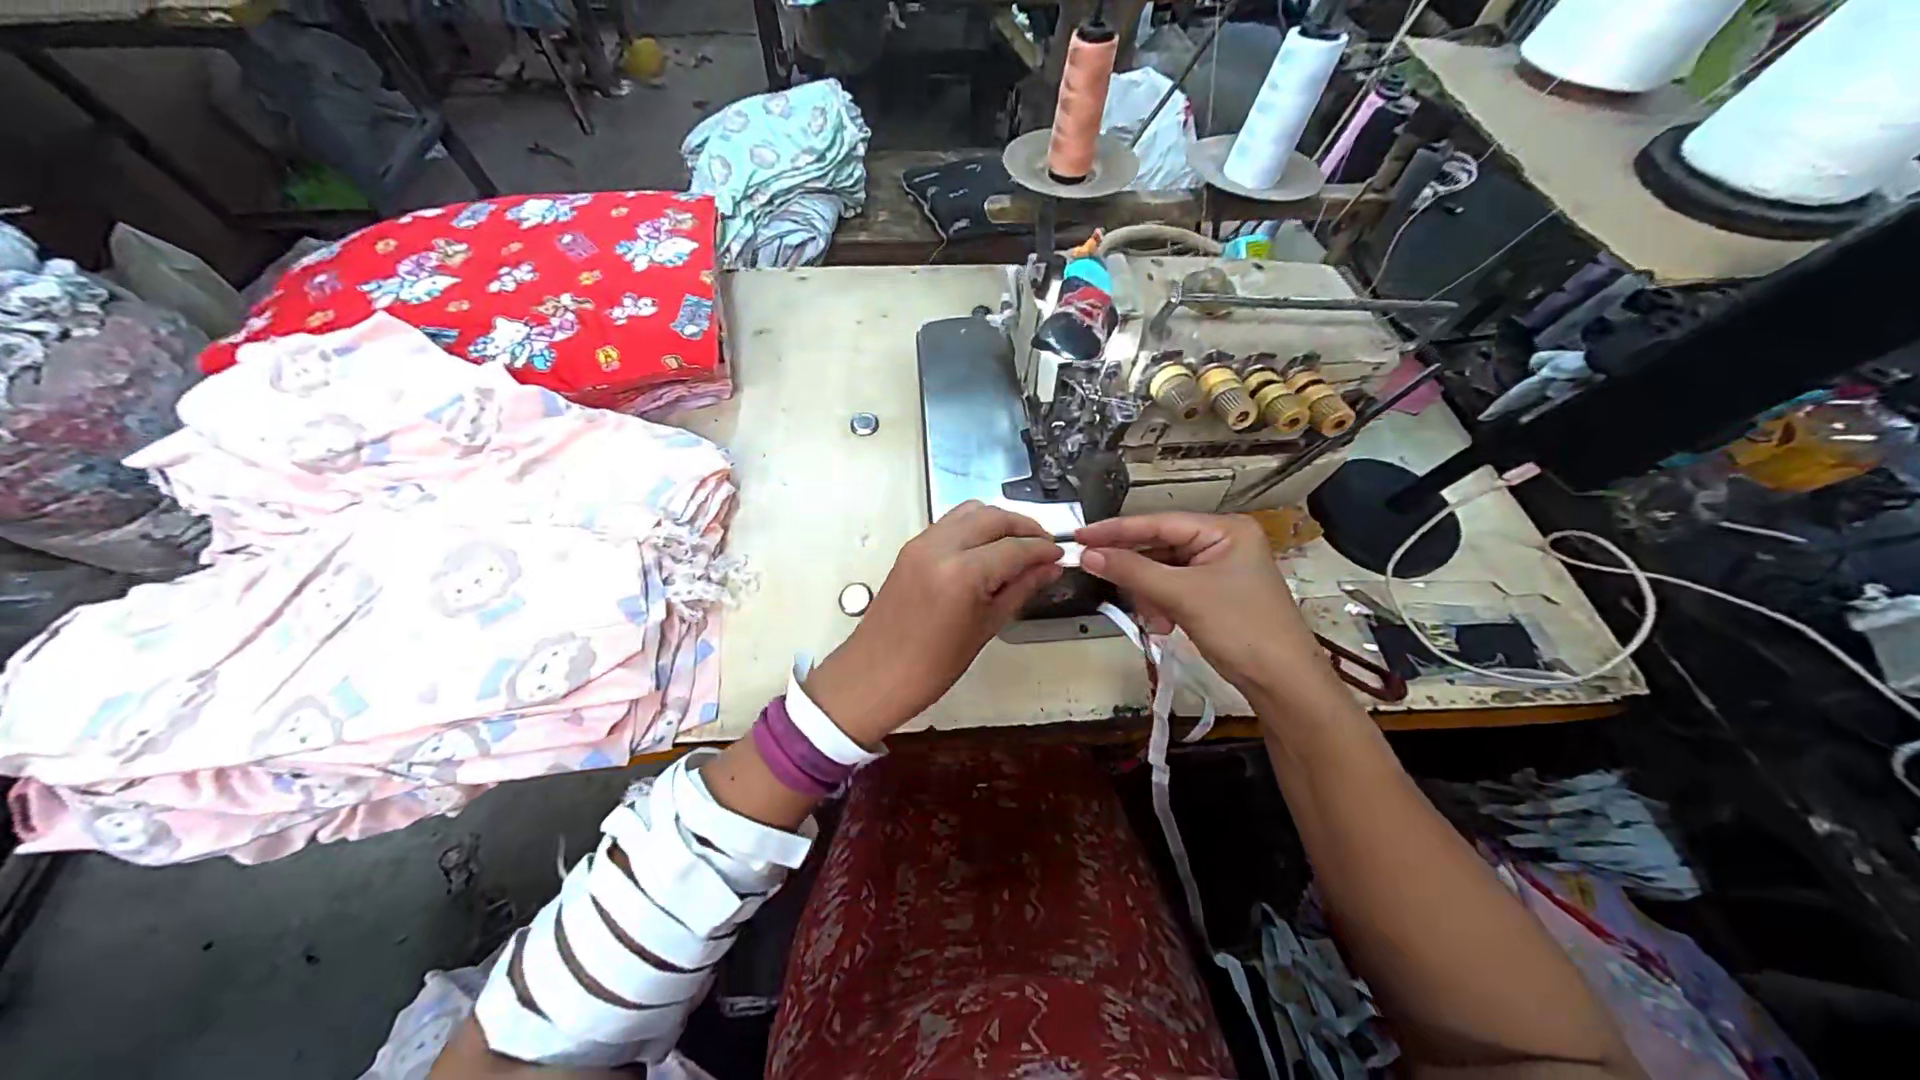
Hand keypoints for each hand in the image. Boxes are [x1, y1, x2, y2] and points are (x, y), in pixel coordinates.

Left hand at [803, 501, 1062, 744]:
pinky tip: (988, 550)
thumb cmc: (931, 666)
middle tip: (1044, 546)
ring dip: (998, 522)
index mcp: (961, 573)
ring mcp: (921, 544)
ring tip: (1018, 546)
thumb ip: (1020, 589)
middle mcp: (939, 548)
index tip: (1059, 556)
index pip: (1014, 547)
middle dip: (1024, 527)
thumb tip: (1049, 569)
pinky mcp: (910, 548)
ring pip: (970, 512)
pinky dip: (974, 527)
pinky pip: (950, 523)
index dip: (1042, 550)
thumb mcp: (986, 627)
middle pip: (993, 517)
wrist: (875, 675)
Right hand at [1074, 512, 1334, 704]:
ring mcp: (1216, 571)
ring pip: (1160, 572)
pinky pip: (1170, 590)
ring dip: (1148, 595)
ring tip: (1155, 619)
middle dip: (1136, 571)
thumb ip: (1133, 571)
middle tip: (1100, 576)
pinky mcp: (1210, 595)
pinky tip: (1163, 625)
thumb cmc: (1243, 629)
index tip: (1081, 536)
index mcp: (1225, 530)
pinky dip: (1159, 606)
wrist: (1282, 683)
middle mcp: (1221, 543)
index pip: (1159, 523)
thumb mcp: (1183, 595)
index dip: (1117, 530)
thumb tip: (1089, 555)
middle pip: (1158, 547)